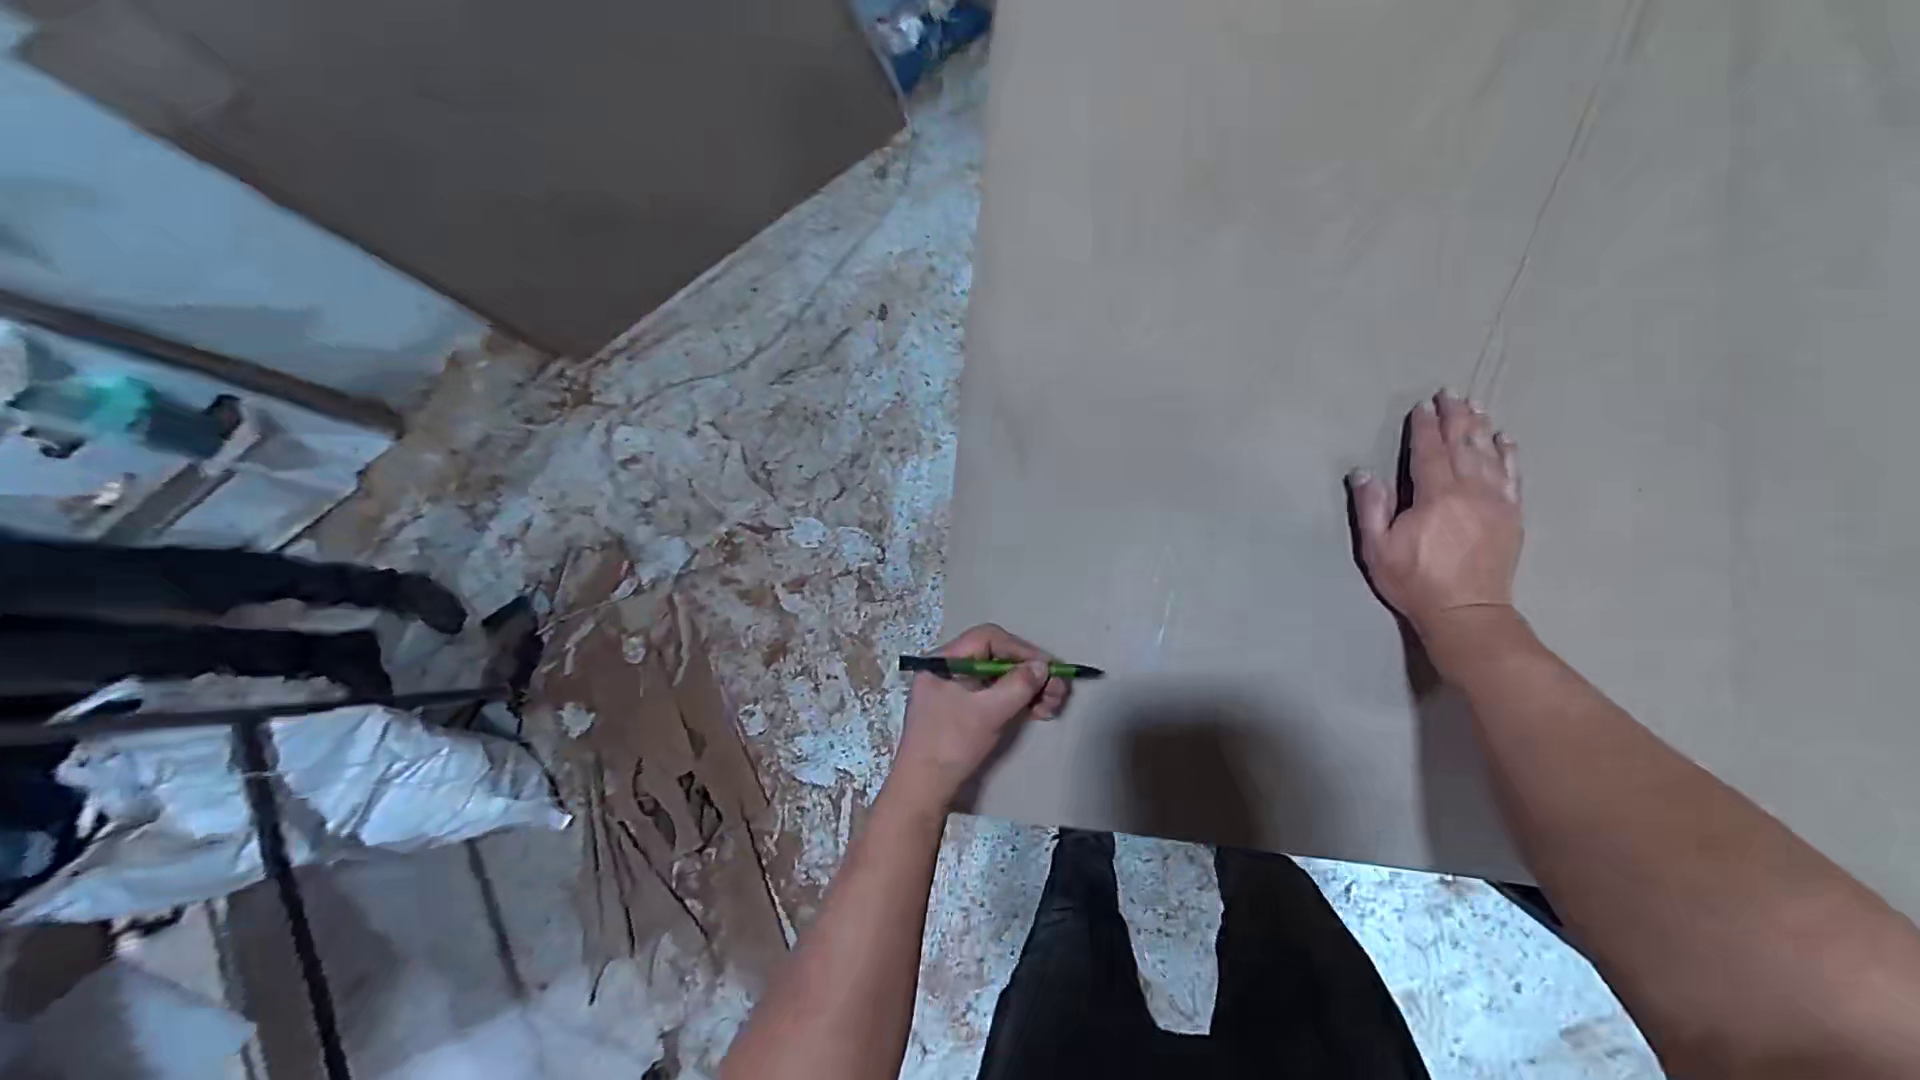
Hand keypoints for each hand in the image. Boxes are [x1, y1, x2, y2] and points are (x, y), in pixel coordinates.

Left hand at [889, 624, 1069, 807]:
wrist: (924, 791)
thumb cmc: (950, 745)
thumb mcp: (988, 712)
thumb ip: (1018, 685)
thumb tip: (1042, 666)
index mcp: (945, 661)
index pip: (988, 639)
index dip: (1021, 650)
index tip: (1047, 668)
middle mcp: (950, 670)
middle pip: (997, 657)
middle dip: (1030, 672)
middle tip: (1058, 688)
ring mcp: (958, 692)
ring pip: (1001, 679)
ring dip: (1030, 688)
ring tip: (1054, 702)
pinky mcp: (966, 712)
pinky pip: (996, 696)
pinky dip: (1019, 701)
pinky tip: (1040, 710)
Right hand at [1350, 390, 1522, 634]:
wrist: (1466, 612)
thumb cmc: (1413, 581)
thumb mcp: (1377, 548)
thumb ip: (1372, 508)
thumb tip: (1364, 472)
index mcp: (1436, 496)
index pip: (1429, 452)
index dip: (1424, 427)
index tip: (1422, 406)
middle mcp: (1470, 491)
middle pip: (1462, 445)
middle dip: (1455, 417)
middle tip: (1451, 393)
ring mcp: (1496, 502)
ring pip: (1489, 454)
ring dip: (1480, 428)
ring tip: (1475, 407)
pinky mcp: (1511, 515)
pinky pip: (1512, 475)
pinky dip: (1508, 454)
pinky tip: (1505, 439)